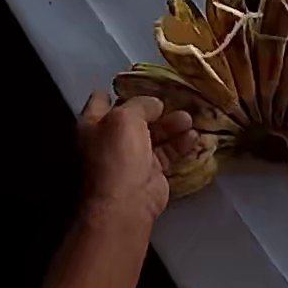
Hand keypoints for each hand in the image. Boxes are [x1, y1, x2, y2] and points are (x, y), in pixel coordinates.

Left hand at [77, 92, 196, 226]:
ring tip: (189, 119)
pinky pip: (168, 153)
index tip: (144, 83)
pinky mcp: (151, 172)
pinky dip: (181, 144)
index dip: (121, 90)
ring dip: (173, 125)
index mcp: (93, 124)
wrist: (125, 204)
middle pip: (135, 117)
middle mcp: (110, 140)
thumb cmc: (117, 156)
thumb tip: (155, 104)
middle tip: (177, 99)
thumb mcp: (125, 118)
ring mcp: (131, 157)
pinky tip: (195, 136)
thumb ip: (141, 104)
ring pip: (155, 134)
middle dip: (156, 108)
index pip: (103, 100)